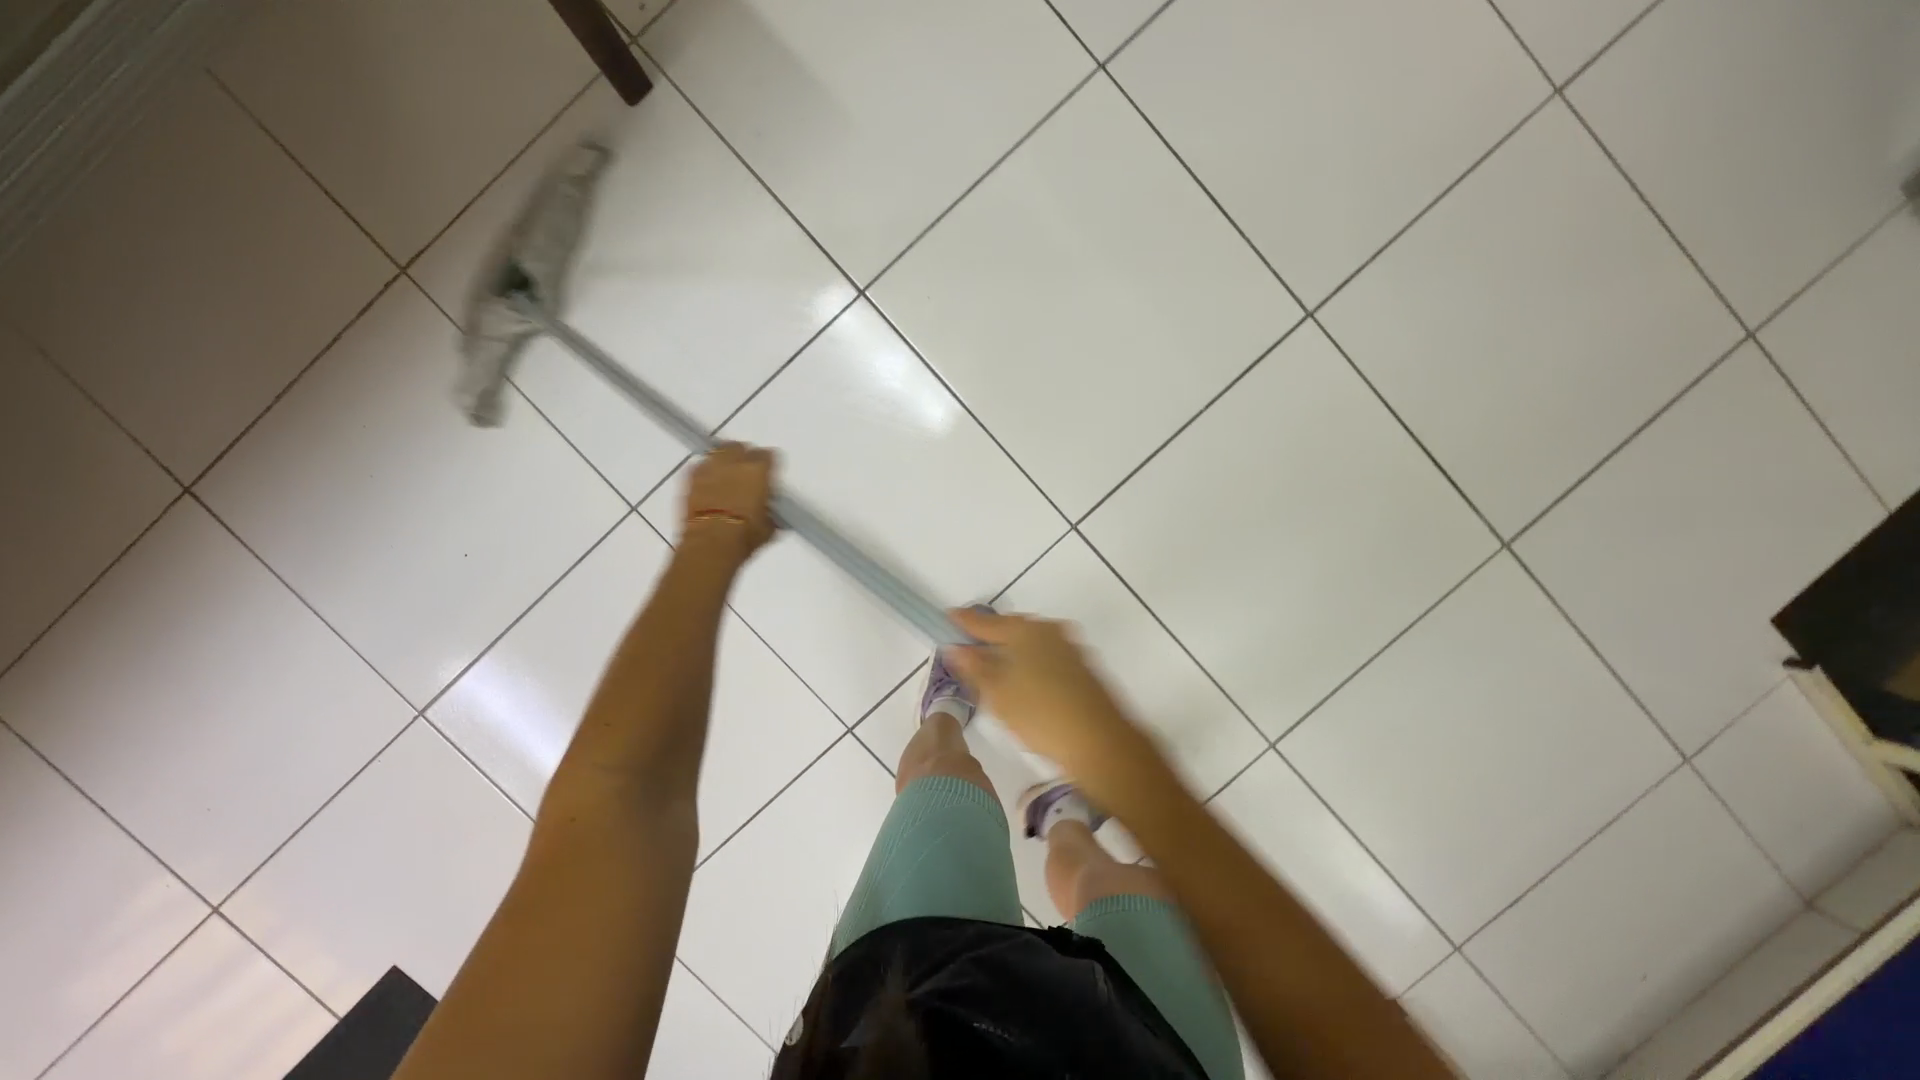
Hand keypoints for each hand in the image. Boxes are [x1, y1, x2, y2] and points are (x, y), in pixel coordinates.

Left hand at [682, 443, 777, 559]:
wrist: (711, 542)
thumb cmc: (745, 535)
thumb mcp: (769, 524)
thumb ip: (769, 508)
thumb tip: (767, 508)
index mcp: (759, 469)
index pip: (768, 455)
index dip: (766, 467)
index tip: (765, 478)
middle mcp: (735, 461)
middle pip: (739, 447)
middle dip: (742, 458)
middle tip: (743, 475)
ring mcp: (711, 466)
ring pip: (718, 452)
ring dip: (722, 462)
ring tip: (723, 478)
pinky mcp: (691, 475)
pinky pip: (700, 466)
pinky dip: (705, 472)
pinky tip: (708, 486)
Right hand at [942, 608, 1160, 794]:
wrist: (1101, 742)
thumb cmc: (1040, 715)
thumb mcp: (996, 694)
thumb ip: (973, 667)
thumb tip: (956, 648)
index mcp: (1025, 629)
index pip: (985, 621)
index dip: (963, 622)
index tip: (946, 618)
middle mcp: (1050, 630)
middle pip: (1011, 629)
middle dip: (990, 639)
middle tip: (969, 651)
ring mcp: (1071, 647)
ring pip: (1031, 644)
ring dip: (1012, 654)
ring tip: (993, 674)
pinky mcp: (1084, 667)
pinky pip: (1047, 657)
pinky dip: (1031, 665)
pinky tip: (1023, 687)